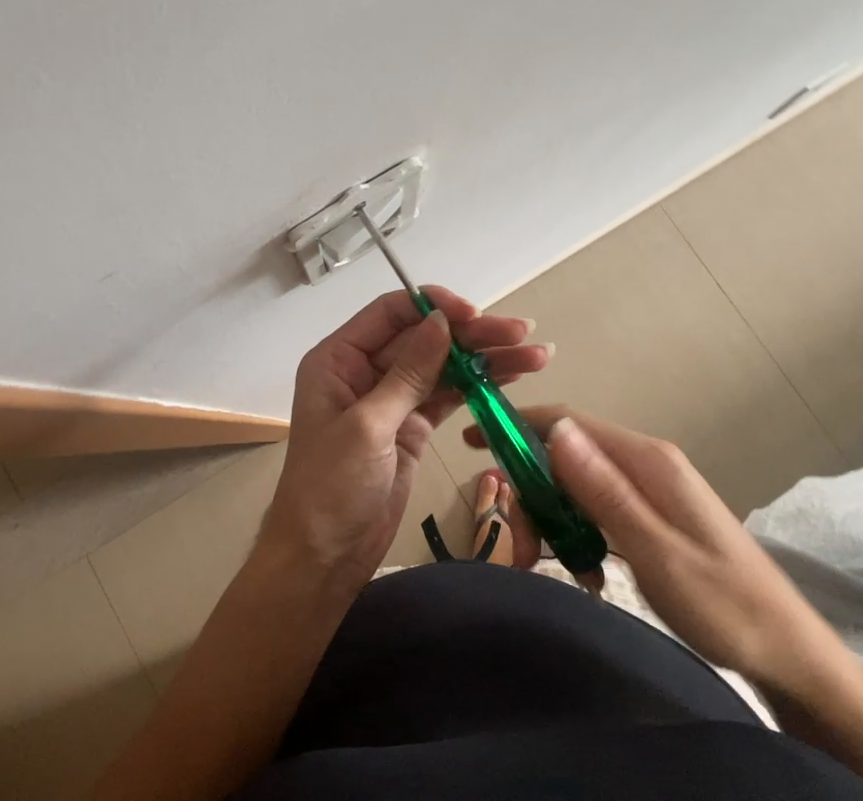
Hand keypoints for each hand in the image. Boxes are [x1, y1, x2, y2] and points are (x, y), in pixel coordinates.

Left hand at [263, 286, 549, 583]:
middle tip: (524, 333)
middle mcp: (364, 370)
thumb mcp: (369, 426)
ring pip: (442, 366)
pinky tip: (512, 376)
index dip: (434, 307)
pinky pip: (448, 396)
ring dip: (486, 359)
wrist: (325, 555)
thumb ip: (408, 373)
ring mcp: (391, 399)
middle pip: (424, 338)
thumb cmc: (332, 488)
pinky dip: (479, 387)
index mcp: (338, 359)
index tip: (476, 316)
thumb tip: (441, 322)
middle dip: (473, 334)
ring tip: (537, 354)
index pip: (390, 313)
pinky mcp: (413, 427)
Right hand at [467, 407, 827, 687]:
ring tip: (547, 566)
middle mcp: (645, 465)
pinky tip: (582, 572)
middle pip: (565, 457)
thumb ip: (604, 490)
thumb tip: (555, 430)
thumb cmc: (725, 605)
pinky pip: (594, 510)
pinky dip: (575, 535)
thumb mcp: (655, 551)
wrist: (788, 652)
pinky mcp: (650, 517)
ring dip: (551, 520)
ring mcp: (649, 491)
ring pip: (575, 486)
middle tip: (522, 551)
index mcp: (648, 462)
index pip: (568, 423)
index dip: (516, 427)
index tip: (472, 445)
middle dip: (531, 494)